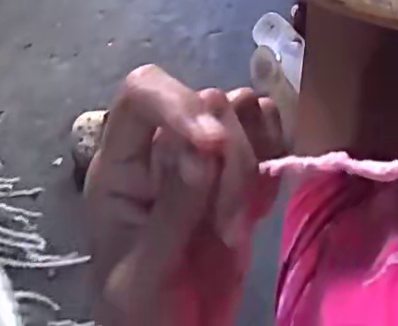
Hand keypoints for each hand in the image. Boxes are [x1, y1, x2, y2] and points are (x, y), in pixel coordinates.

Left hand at [83, 65, 285, 325]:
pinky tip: (261, 204)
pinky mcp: (244, 160)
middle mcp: (164, 142)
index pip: (143, 93)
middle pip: (209, 101)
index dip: (179, 102)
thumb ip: (171, 213)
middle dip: (230, 160)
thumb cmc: (142, 319)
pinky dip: (275, 155)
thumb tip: (203, 148)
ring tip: (240, 222)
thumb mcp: (141, 280)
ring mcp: (206, 147)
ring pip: (244, 108)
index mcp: (122, 164)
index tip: (212, 145)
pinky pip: (270, 124)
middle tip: (228, 227)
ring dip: (253, 163)